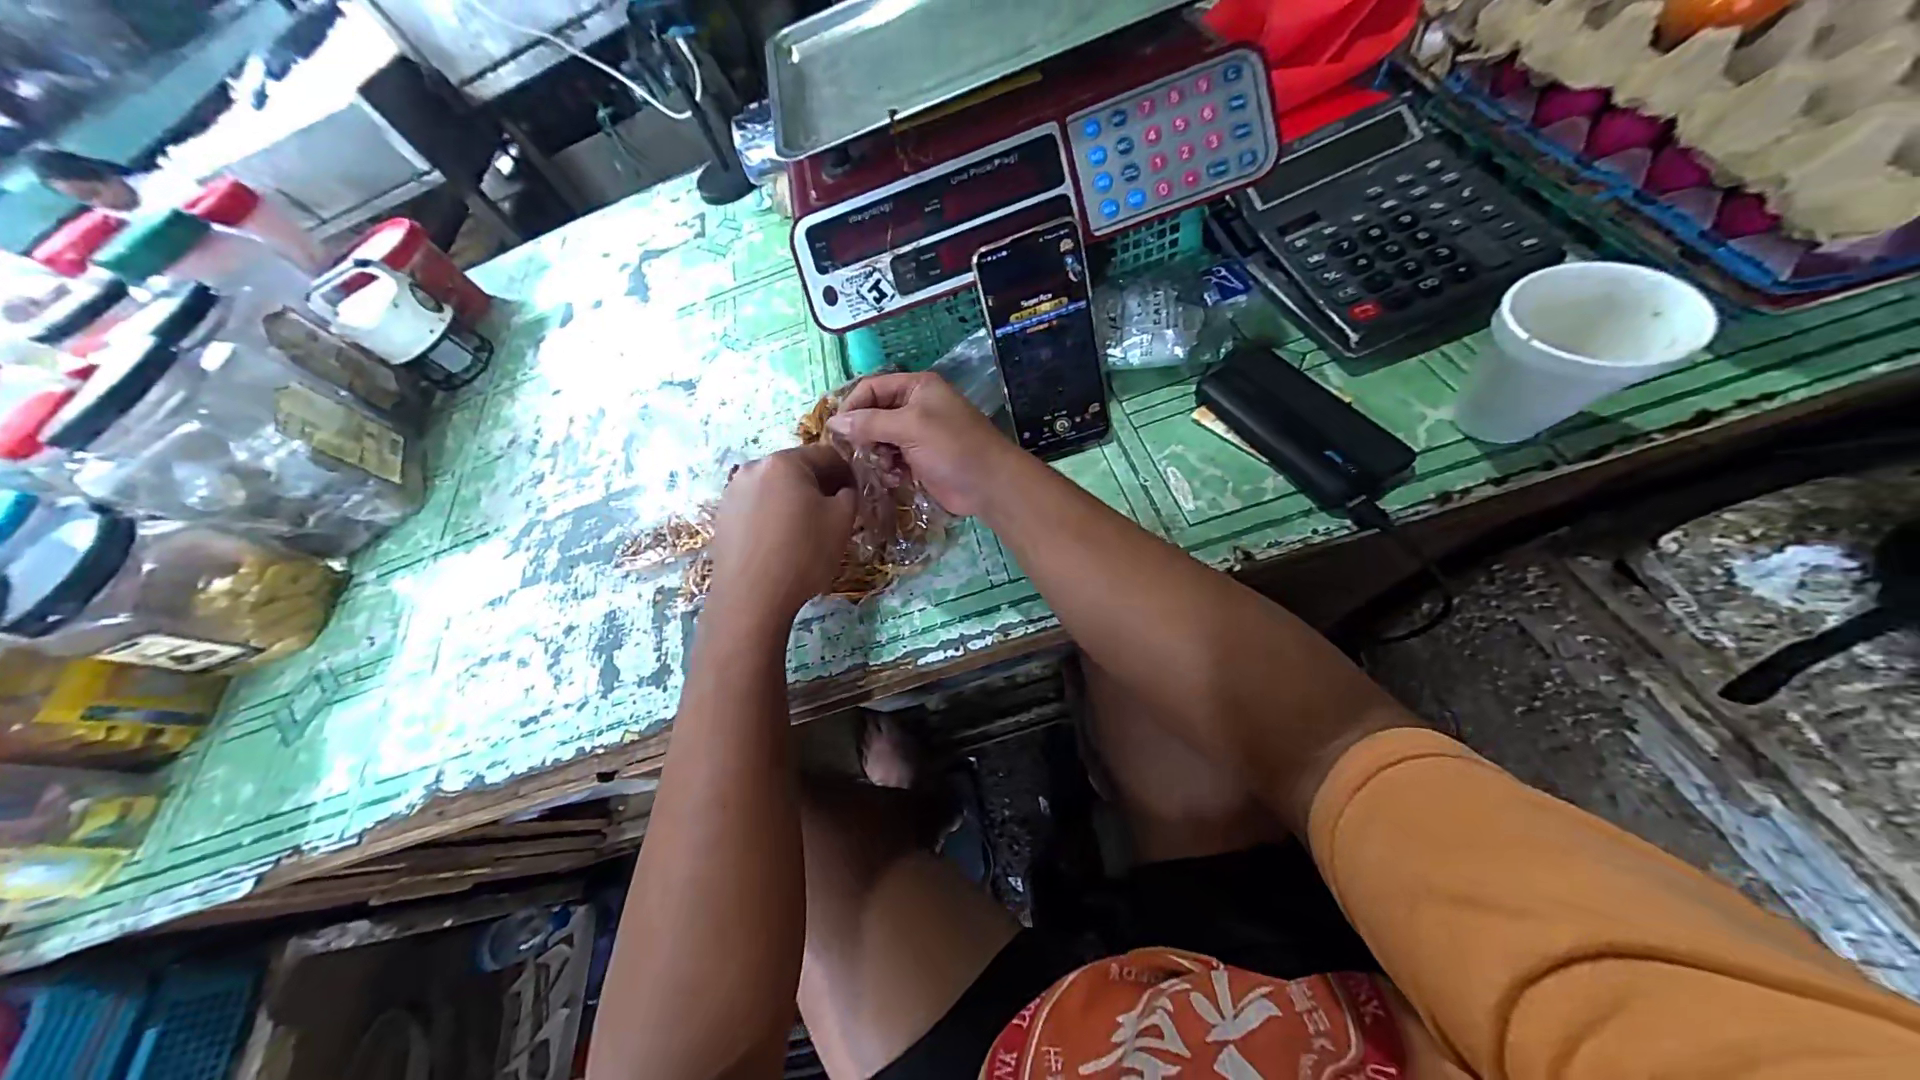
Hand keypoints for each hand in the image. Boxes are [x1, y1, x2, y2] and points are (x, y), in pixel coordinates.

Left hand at [706, 444, 856, 623]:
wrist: (751, 598)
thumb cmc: (803, 554)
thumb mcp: (842, 521)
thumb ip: (849, 495)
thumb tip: (843, 490)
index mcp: (785, 462)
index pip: (827, 455)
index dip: (848, 473)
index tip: (856, 497)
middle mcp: (754, 468)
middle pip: (798, 469)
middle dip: (819, 486)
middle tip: (834, 515)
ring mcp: (733, 492)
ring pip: (776, 488)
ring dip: (794, 501)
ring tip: (806, 532)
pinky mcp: (723, 516)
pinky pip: (757, 506)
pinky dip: (773, 516)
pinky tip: (781, 542)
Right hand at [826, 372, 1023, 517]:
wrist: (989, 484)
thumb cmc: (953, 447)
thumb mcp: (910, 427)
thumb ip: (870, 423)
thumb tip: (834, 422)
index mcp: (916, 388)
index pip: (871, 388)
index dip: (853, 406)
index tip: (837, 430)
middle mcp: (916, 407)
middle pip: (874, 415)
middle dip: (864, 434)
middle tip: (856, 453)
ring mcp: (918, 435)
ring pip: (880, 440)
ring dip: (875, 454)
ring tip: (882, 466)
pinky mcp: (920, 460)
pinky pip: (892, 459)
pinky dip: (889, 468)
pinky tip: (895, 478)